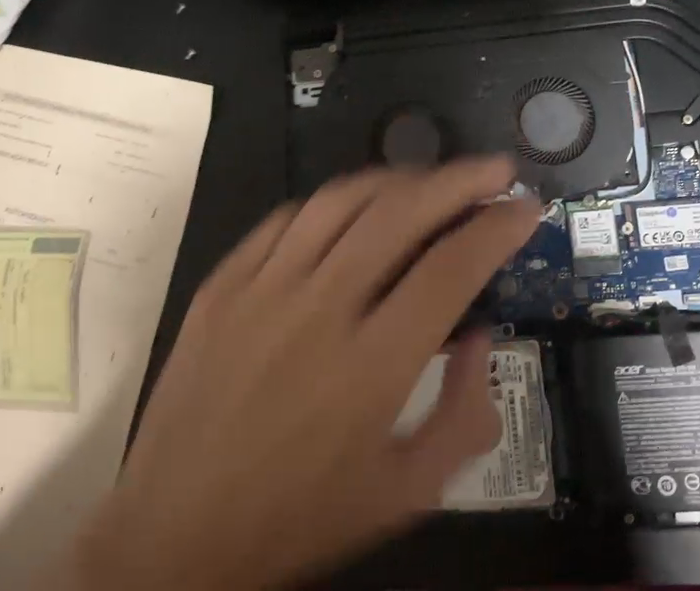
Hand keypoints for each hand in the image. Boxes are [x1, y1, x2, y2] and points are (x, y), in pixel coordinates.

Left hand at [61, 158, 539, 590]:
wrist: (176, 530)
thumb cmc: (299, 517)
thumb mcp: (406, 492)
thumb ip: (464, 416)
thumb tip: (480, 338)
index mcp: (373, 364)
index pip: (451, 267)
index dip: (497, 228)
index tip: (523, 208)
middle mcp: (320, 309)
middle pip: (400, 213)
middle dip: (458, 180)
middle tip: (493, 169)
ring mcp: (263, 288)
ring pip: (340, 201)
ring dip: (396, 179)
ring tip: (430, 179)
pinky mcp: (223, 284)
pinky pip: (284, 219)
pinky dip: (330, 203)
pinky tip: (351, 209)